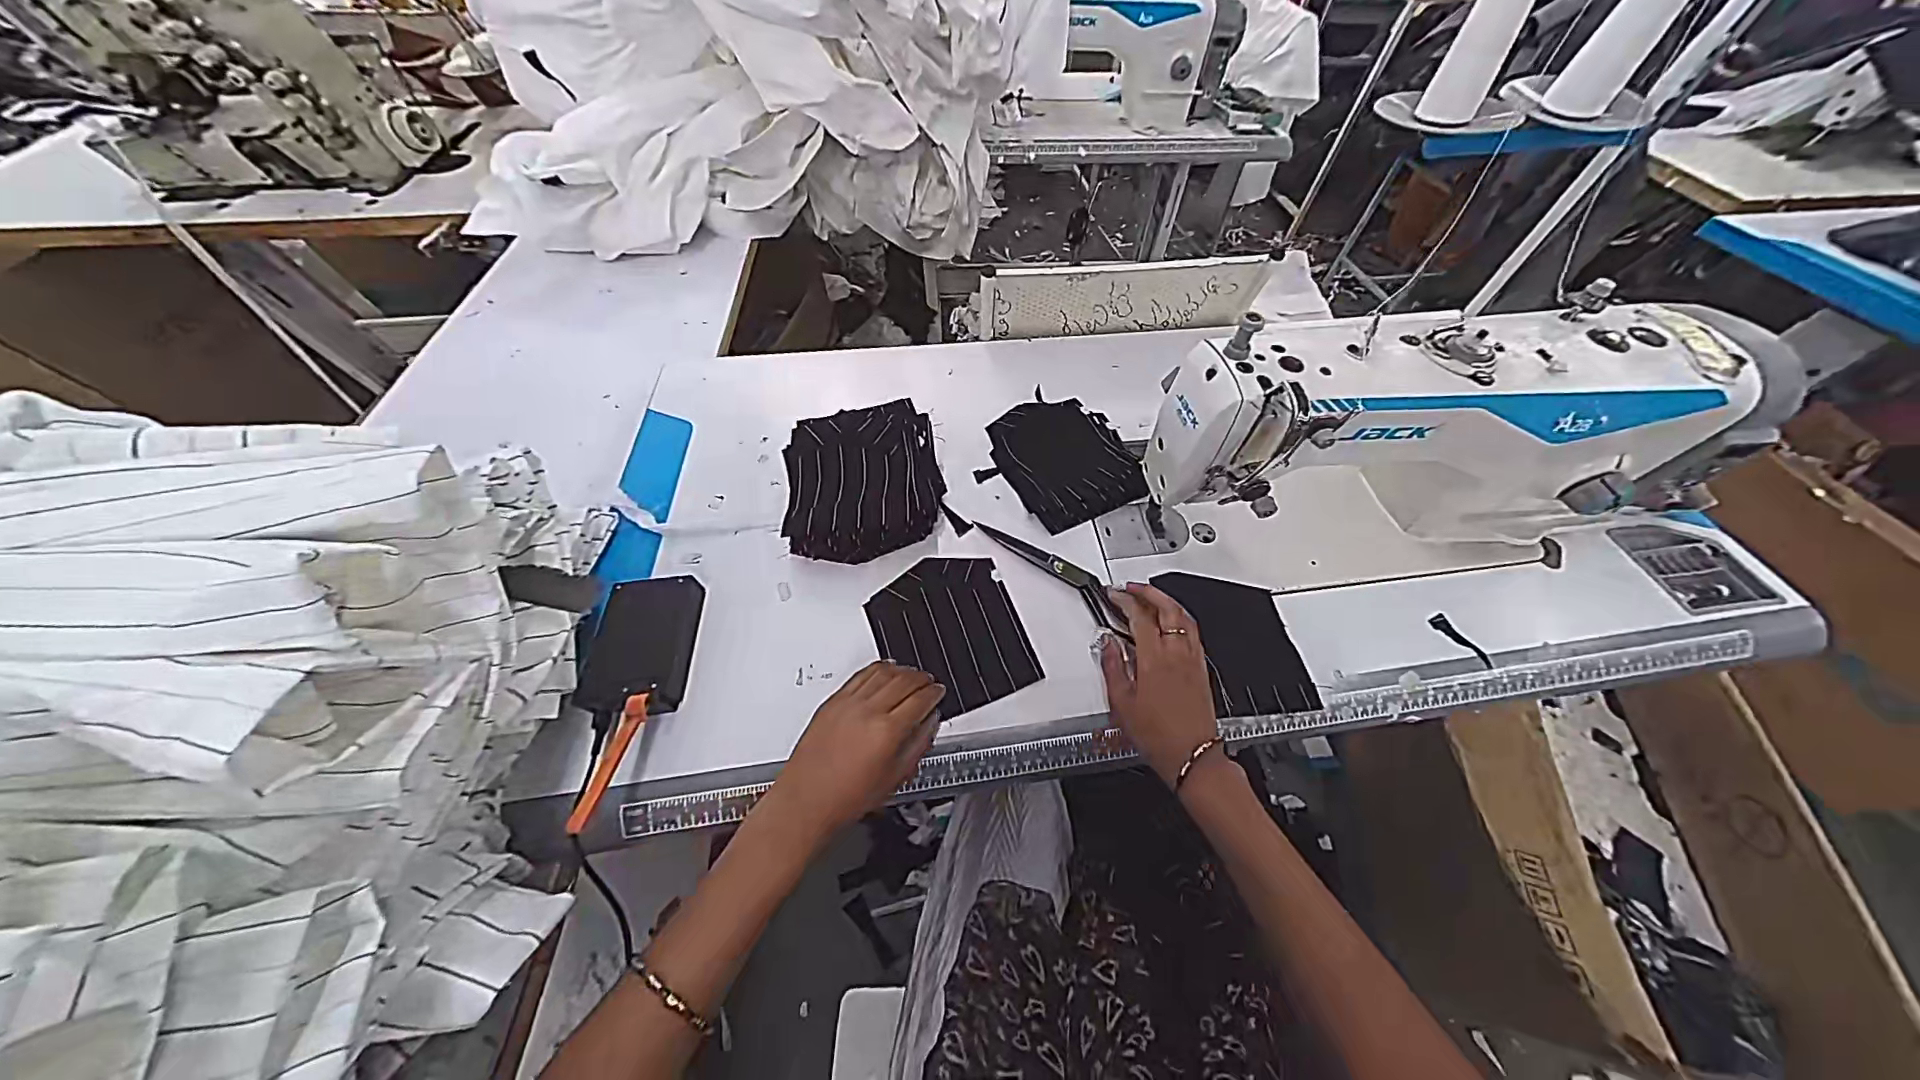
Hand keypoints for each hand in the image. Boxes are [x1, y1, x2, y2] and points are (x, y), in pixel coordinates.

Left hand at [764, 661, 945, 843]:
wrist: (806, 801)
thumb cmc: (844, 797)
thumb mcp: (894, 777)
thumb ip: (918, 745)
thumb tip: (929, 725)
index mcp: (887, 732)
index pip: (920, 700)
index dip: (934, 693)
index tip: (938, 692)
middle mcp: (868, 712)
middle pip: (905, 680)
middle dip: (922, 679)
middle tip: (929, 682)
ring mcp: (849, 704)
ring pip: (883, 672)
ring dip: (902, 670)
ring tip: (911, 674)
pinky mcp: (833, 702)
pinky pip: (861, 675)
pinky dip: (877, 669)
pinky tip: (883, 671)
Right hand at [1100, 583, 1220, 787]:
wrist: (1192, 755)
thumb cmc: (1159, 735)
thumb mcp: (1122, 703)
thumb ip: (1112, 667)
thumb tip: (1107, 645)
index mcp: (1154, 659)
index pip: (1139, 617)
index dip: (1124, 601)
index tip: (1114, 596)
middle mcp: (1177, 654)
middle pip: (1167, 608)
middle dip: (1148, 592)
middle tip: (1132, 588)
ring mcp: (1193, 660)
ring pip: (1184, 617)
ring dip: (1167, 601)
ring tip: (1152, 597)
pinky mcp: (1201, 668)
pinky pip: (1193, 632)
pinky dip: (1181, 618)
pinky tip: (1173, 622)